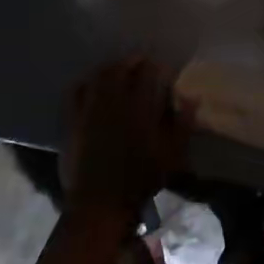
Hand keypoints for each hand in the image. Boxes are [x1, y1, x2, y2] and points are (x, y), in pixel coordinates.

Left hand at [62, 58, 188, 218]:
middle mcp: (112, 102)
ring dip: (108, 68)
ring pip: (97, 76)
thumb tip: (191, 98)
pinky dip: (85, 82)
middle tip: (139, 62)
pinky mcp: (72, 120)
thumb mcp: (172, 155)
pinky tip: (91, 85)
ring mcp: (88, 109)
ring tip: (117, 70)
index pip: (147, 73)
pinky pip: (76, 92)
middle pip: (118, 69)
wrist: (100, 202)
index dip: (155, 66)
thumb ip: (182, 124)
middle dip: (130, 61)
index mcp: (139, 108)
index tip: (162, 67)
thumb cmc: (140, 179)